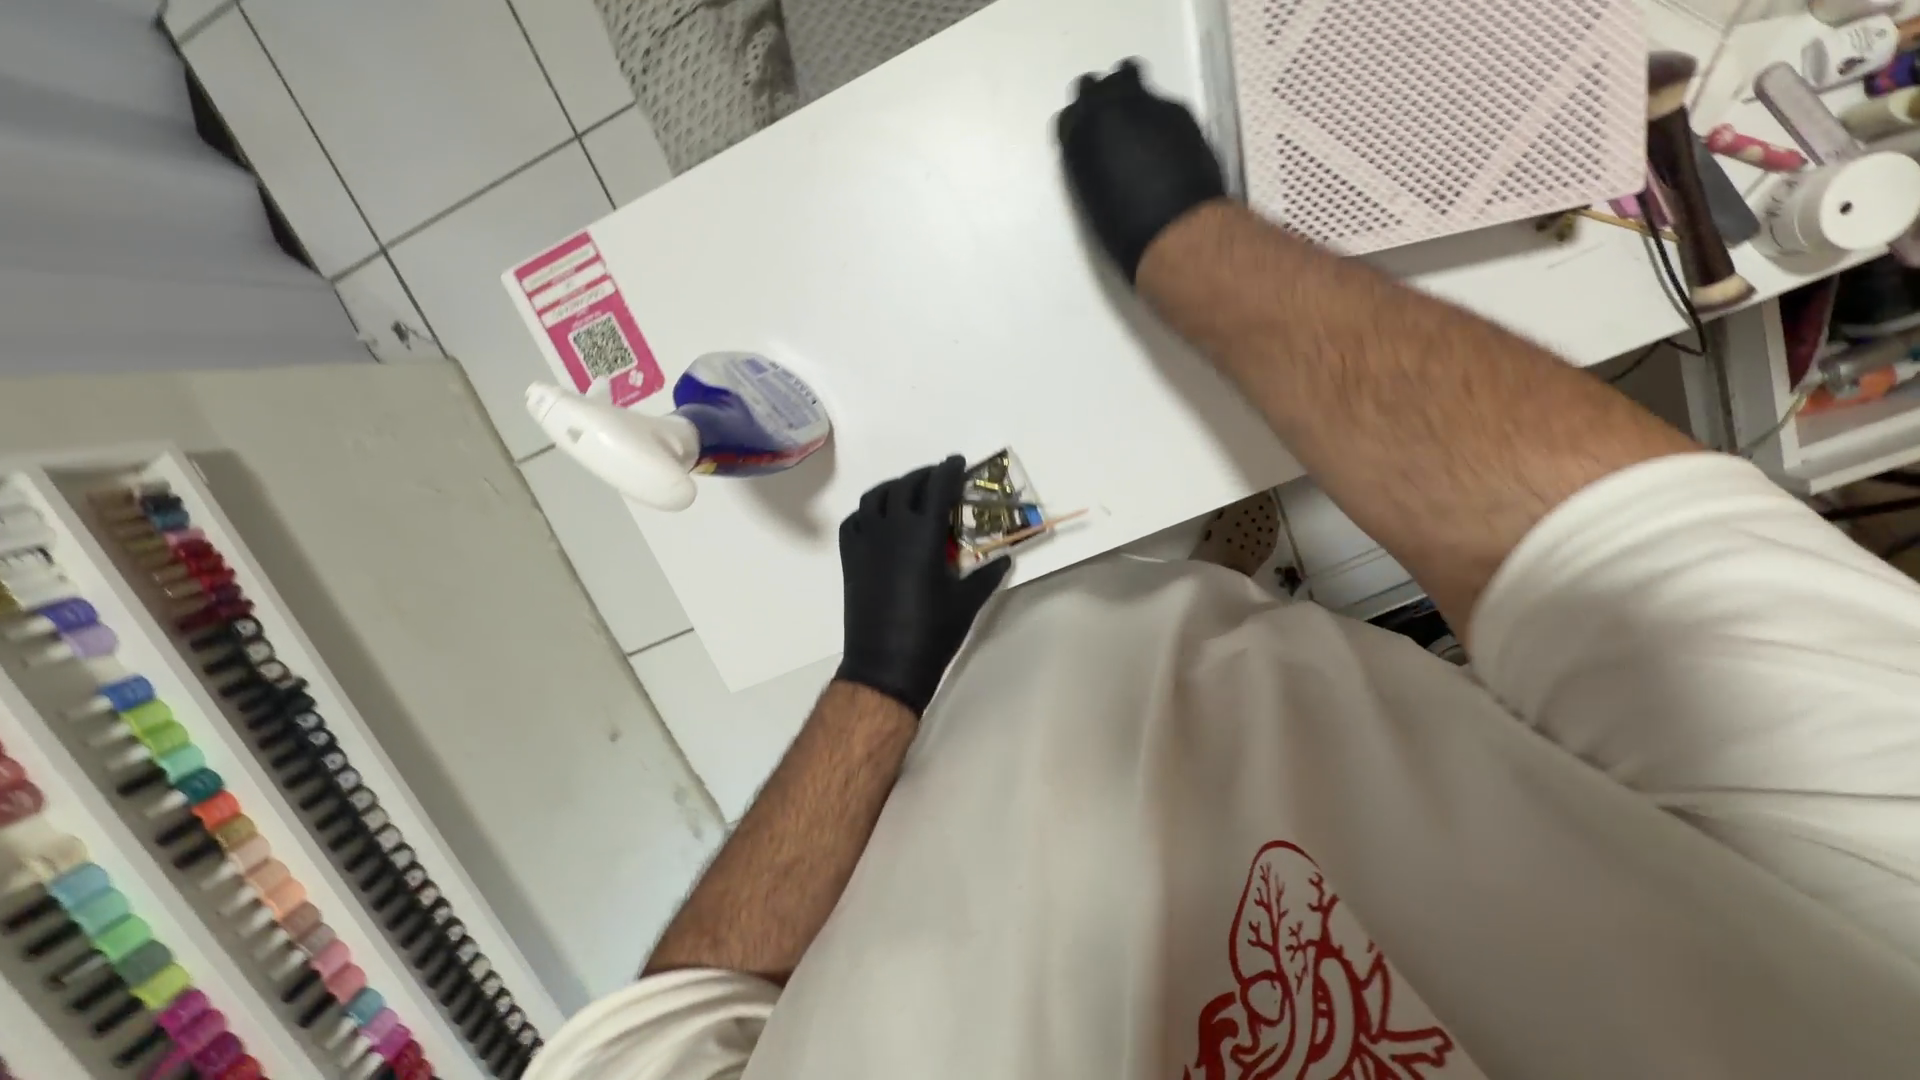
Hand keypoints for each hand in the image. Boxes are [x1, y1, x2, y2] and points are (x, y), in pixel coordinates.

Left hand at [835, 456, 1010, 716]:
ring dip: (894, 488)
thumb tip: (1005, 559)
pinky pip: (854, 521)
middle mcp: (892, 528)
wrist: (887, 663)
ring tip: (908, 493)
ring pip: (875, 498)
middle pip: (906, 486)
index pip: (937, 487)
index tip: (957, 461)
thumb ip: (988, 575)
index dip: (948, 470)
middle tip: (938, 478)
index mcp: (924, 534)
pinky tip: (879, 520)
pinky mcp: (850, 558)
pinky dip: (867, 512)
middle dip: (924, 476)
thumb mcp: (968, 601)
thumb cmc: (934, 632)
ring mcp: (866, 542)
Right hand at [1056, 59, 1226, 280]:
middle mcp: (1110, 108)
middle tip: (1112, 123)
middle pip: (1098, 86)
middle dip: (1102, 99)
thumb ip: (1093, 165)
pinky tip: (1169, 145)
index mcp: (1080, 134)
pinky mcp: (1181, 110)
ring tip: (1141, 127)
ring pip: (1132, 82)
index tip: (1085, 138)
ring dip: (1132, 100)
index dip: (1078, 127)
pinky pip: (1163, 105)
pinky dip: (1161, 119)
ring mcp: (1148, 104)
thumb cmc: (1125, 228)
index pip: (1069, 117)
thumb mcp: (1093, 196)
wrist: (1175, 228)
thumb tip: (1103, 157)